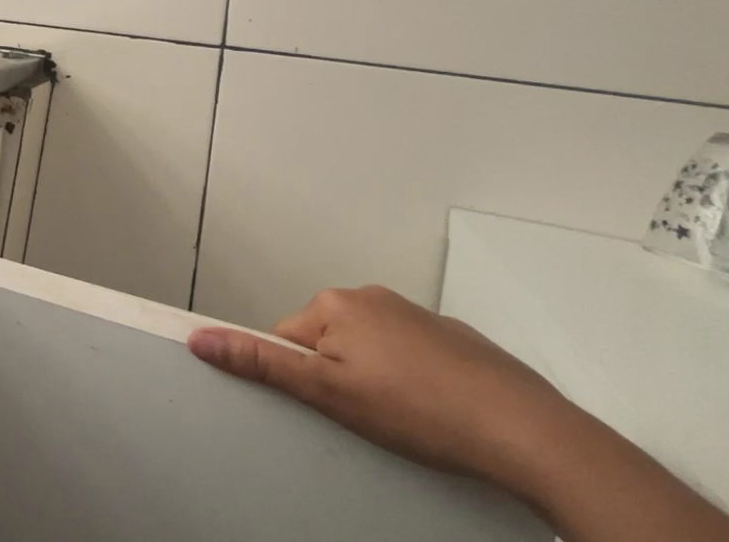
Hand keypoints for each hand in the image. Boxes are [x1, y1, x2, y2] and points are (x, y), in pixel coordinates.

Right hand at [186, 286, 578, 485]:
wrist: (528, 432)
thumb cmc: (419, 411)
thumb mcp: (327, 391)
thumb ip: (260, 361)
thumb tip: (199, 337)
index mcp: (336, 303)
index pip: (286, 335)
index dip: (301, 374)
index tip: (331, 402)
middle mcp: (373, 296)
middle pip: (328, 338)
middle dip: (338, 373)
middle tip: (367, 412)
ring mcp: (419, 315)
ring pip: (372, 347)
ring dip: (376, 376)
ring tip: (406, 416)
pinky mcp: (458, 338)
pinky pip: (414, 354)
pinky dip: (416, 378)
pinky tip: (436, 410)